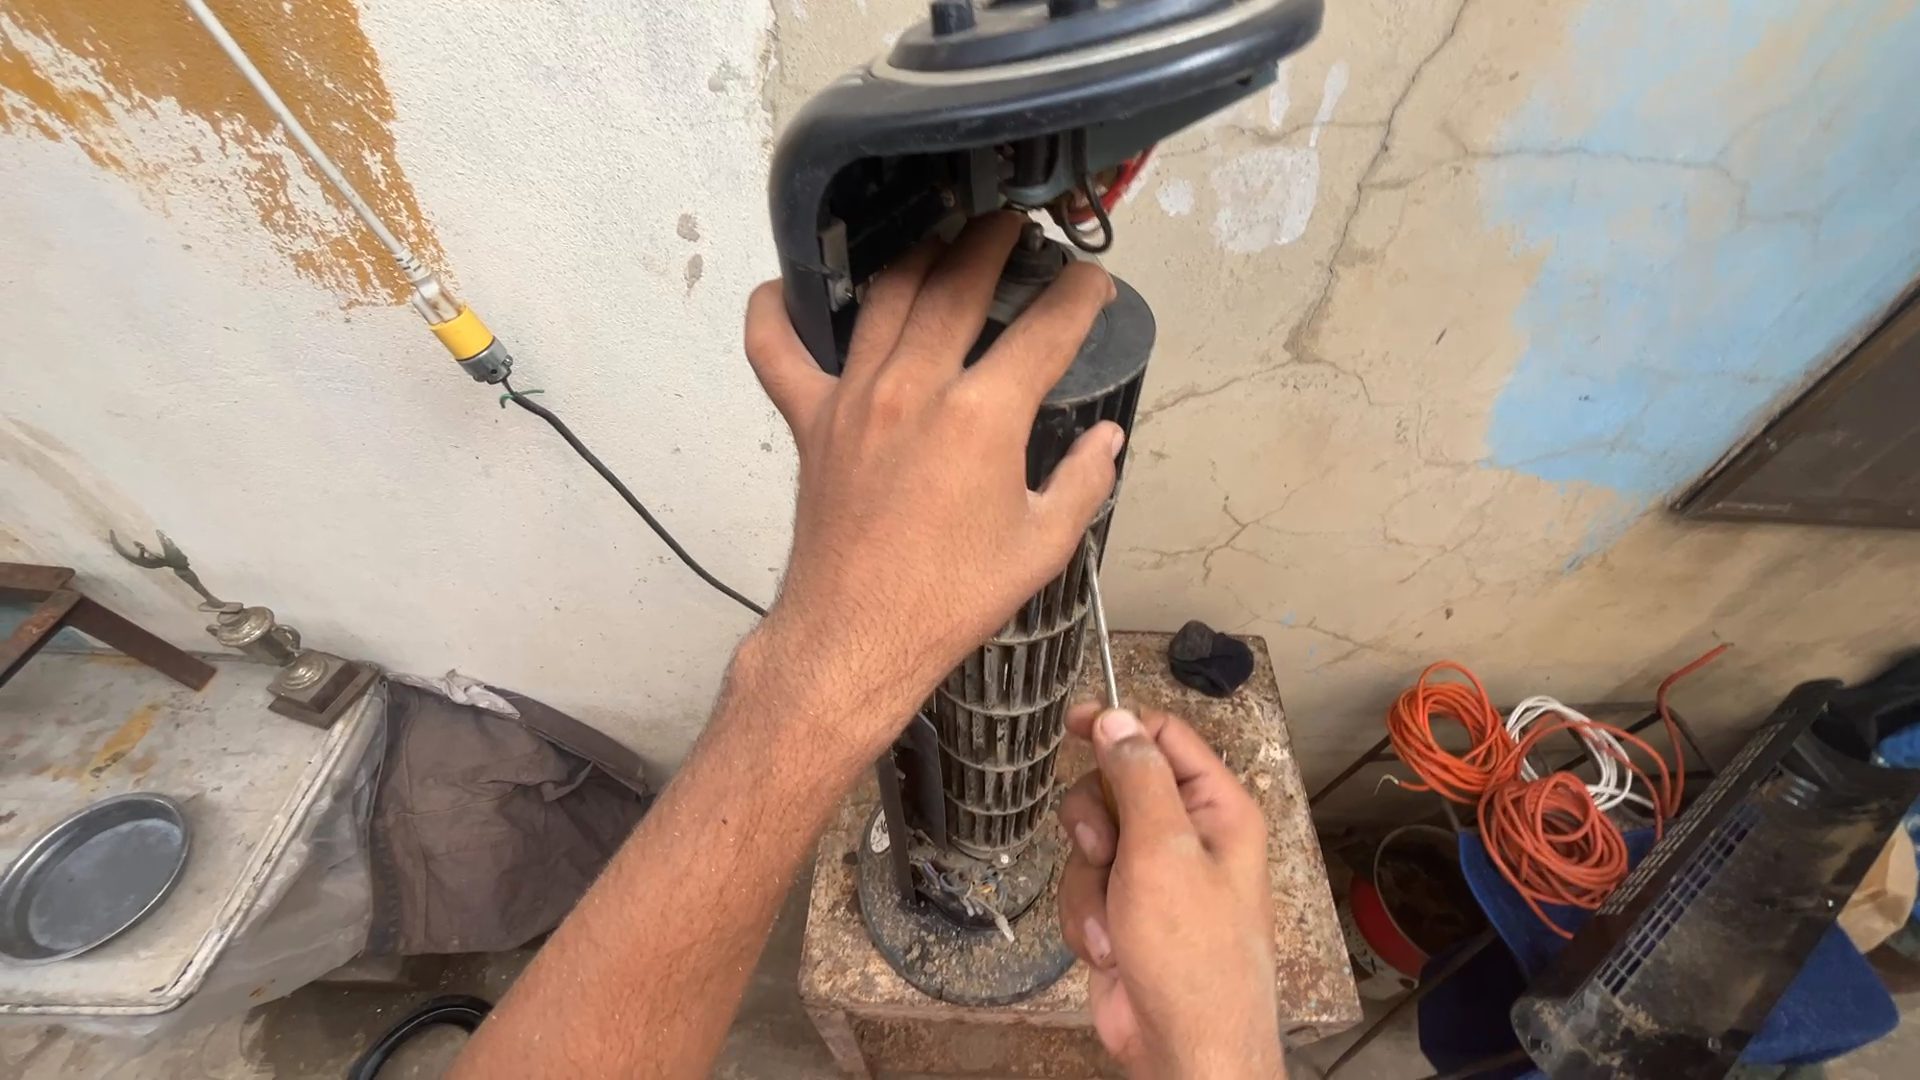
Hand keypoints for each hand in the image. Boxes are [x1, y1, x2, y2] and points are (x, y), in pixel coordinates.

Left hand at [741, 212, 1123, 756]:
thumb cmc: (954, 598)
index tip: (1094, 282)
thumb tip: (1109, 440)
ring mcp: (854, 396)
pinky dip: (774, 312)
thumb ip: (1083, 482)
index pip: (1046, 329)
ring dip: (920, 254)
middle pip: (961, 282)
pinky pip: (774, 348)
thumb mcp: (1042, 546)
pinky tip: (788, 290)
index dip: (1080, 295)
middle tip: (1016, 226)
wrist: (859, 636)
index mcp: (983, 417)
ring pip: (884, 294)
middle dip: (998, 240)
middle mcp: (915, 387)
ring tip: (943, 237)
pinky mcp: (810, 419)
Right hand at [1058, 705, 1281, 1078]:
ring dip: (1090, 880)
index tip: (1072, 723)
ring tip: (1114, 921)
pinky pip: (1084, 879)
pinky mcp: (1123, 903)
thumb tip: (1113, 715)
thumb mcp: (1162, 852)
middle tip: (1101, 848)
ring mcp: (1151, 869)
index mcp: (1215, 806)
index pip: (1162, 736)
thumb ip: (1136, 777)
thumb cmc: (1189, 950)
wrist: (1182, 1054)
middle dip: (1096, 821)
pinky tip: (1109, 946)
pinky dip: (1087, 912)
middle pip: (1115, 782)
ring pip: (1091, 834)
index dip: (1118, 724)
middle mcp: (1185, 830)